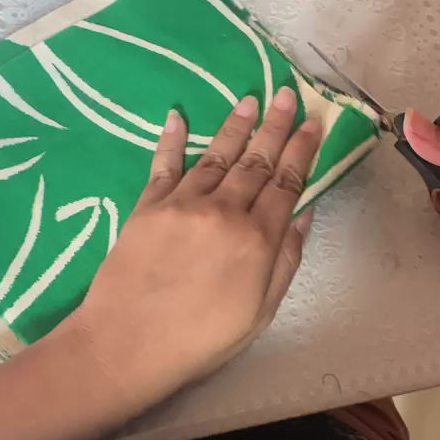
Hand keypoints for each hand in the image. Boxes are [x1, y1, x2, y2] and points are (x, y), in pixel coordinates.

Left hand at [54, 87, 319, 405]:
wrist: (126, 345)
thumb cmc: (202, 339)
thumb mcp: (260, 312)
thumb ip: (285, 261)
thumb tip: (303, 216)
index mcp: (257, 239)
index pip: (287, 183)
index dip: (302, 151)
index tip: (313, 124)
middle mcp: (224, 210)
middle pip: (256, 161)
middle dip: (275, 126)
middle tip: (286, 93)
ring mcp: (183, 204)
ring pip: (217, 155)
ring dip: (236, 126)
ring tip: (250, 99)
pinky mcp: (147, 207)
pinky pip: (164, 165)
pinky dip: (173, 139)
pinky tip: (180, 116)